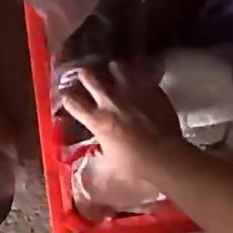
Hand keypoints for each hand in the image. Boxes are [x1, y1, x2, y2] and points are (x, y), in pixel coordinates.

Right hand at [61, 63, 186, 191]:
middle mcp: (110, 102)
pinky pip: (141, 75)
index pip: (73, 103)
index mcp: (97, 120)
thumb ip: (101, 153)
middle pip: (91, 79)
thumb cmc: (136, 165)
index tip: (67, 97)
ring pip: (117, 70)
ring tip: (112, 66)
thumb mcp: (111, 164)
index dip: (68, 99)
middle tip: (84, 73)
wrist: (165, 155)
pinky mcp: (151, 90)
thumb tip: (97, 155)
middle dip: (85, 75)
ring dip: (113, 69)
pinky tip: (139, 73)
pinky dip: (138, 73)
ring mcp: (132, 92)